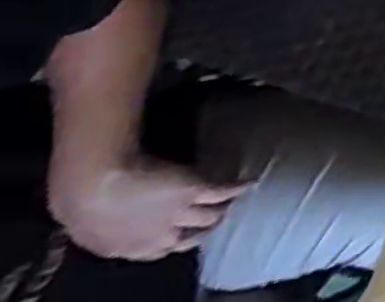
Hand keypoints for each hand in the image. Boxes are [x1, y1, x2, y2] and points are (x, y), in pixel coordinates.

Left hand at [50, 157, 248, 259]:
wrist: (94, 186)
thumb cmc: (83, 207)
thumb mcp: (96, 231)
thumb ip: (120, 234)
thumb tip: (134, 230)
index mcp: (132, 248)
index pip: (163, 251)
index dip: (177, 242)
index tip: (185, 232)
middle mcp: (160, 235)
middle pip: (195, 235)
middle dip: (207, 228)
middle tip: (217, 217)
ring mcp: (180, 213)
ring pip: (213, 215)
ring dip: (225, 208)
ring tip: (235, 200)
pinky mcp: (197, 191)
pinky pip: (225, 191)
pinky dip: (241, 187)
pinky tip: (251, 182)